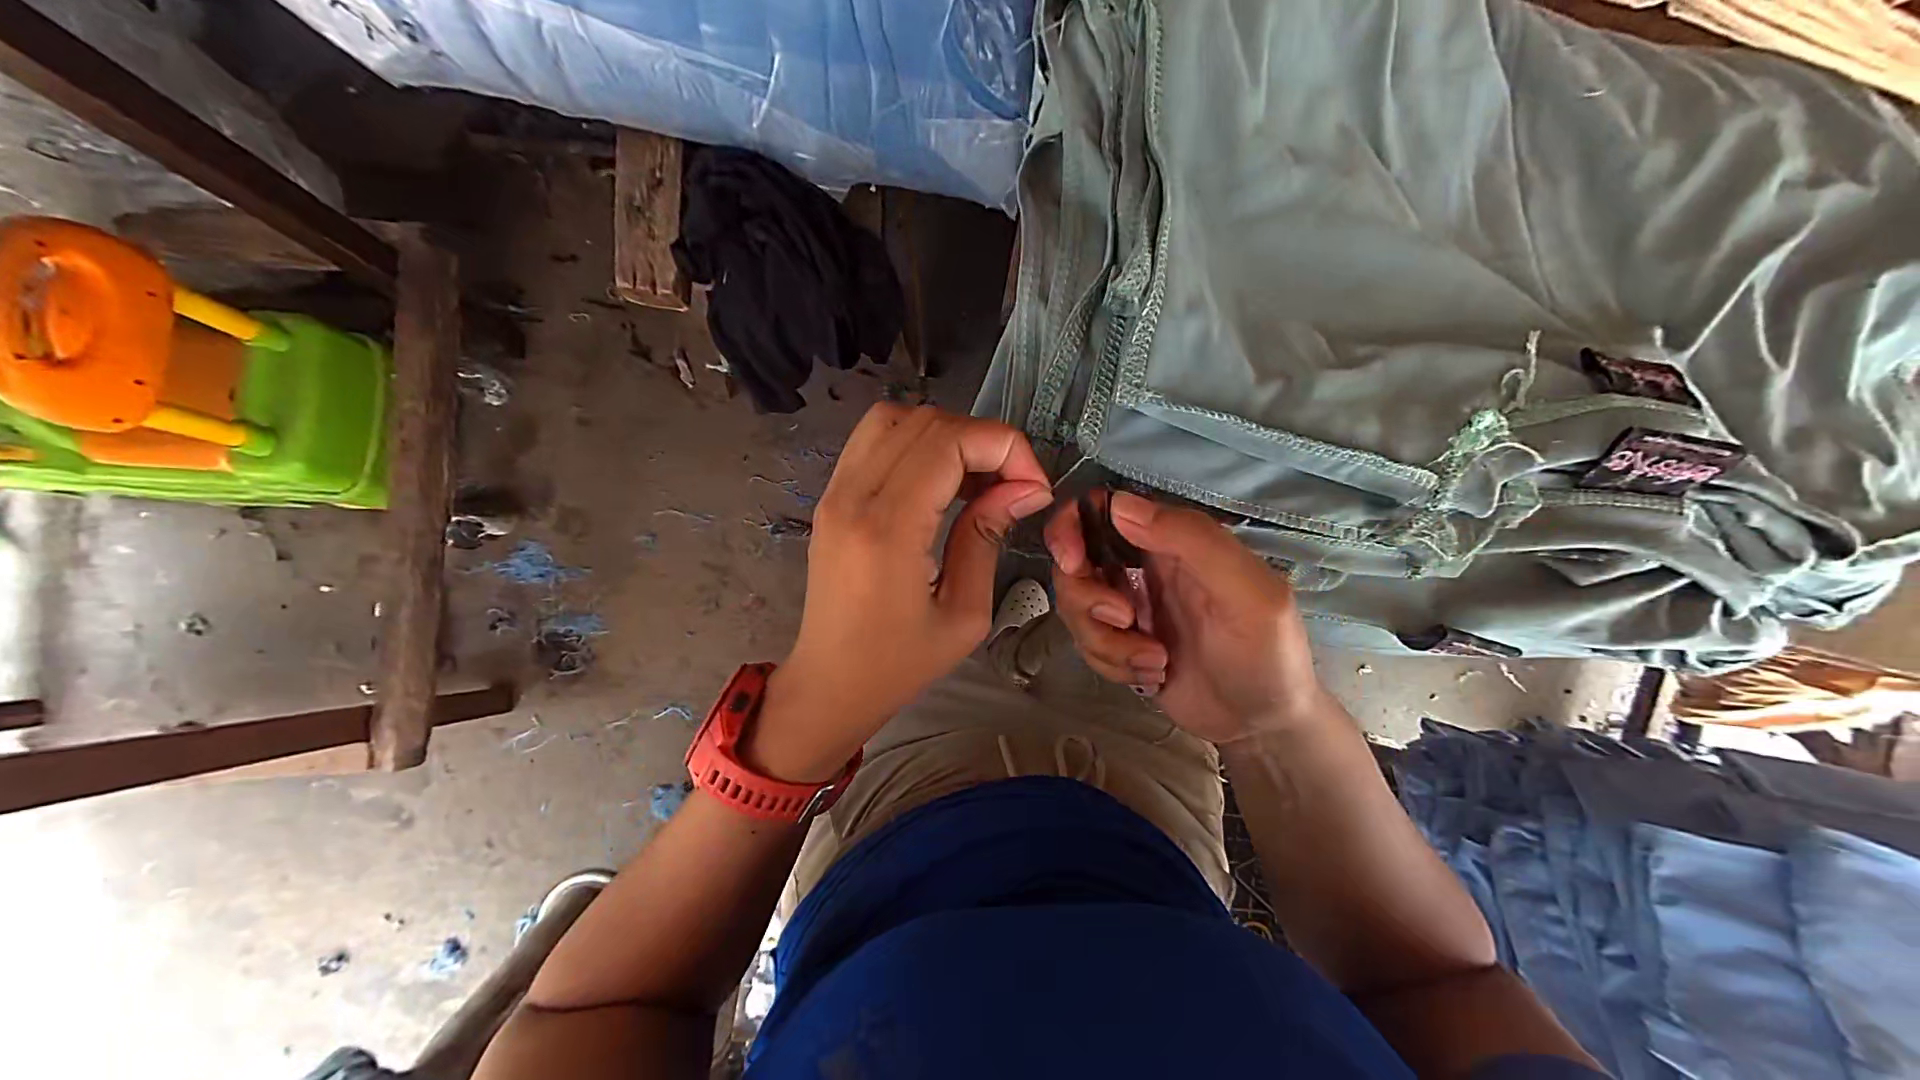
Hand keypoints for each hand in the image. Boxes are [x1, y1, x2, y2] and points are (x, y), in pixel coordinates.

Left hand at [746, 404, 1052, 780]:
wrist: (830, 683)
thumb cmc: (898, 664)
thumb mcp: (964, 613)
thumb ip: (988, 537)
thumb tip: (1024, 488)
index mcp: (887, 529)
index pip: (950, 441)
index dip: (1005, 448)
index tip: (1034, 487)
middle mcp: (853, 497)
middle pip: (926, 421)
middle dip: (984, 440)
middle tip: (1012, 485)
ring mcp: (834, 492)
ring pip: (895, 418)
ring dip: (948, 435)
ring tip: (976, 479)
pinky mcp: (830, 497)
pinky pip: (874, 440)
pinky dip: (916, 443)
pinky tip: (941, 482)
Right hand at [1046, 491, 1325, 743]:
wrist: (1261, 728)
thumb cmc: (1266, 653)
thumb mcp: (1245, 592)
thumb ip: (1191, 540)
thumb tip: (1119, 504)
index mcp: (1172, 541)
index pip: (1103, 509)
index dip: (1072, 527)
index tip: (1073, 563)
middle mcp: (1141, 567)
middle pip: (1073, 561)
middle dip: (1086, 597)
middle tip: (1124, 620)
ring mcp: (1126, 607)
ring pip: (1075, 607)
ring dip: (1108, 641)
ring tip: (1156, 660)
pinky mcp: (1117, 645)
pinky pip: (1085, 644)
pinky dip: (1114, 664)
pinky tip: (1154, 674)